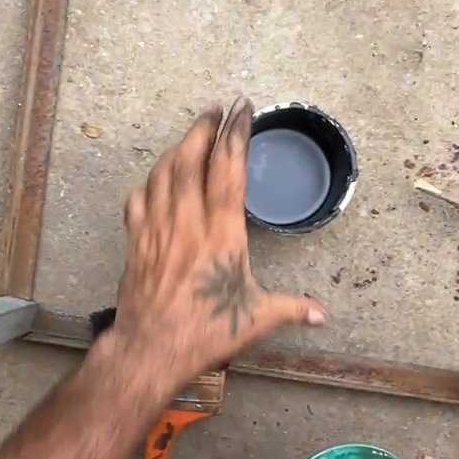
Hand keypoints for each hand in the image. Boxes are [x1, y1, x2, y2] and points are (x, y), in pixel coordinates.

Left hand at [104, 98, 325, 385]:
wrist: (151, 348)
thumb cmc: (205, 332)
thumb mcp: (256, 318)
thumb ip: (291, 309)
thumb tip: (322, 315)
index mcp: (222, 233)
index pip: (228, 170)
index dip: (235, 135)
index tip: (241, 111)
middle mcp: (187, 223)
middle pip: (190, 160)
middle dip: (202, 128)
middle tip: (213, 110)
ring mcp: (157, 230)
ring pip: (162, 174)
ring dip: (176, 149)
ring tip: (189, 136)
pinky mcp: (135, 243)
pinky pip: (137, 201)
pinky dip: (147, 184)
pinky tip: (152, 182)